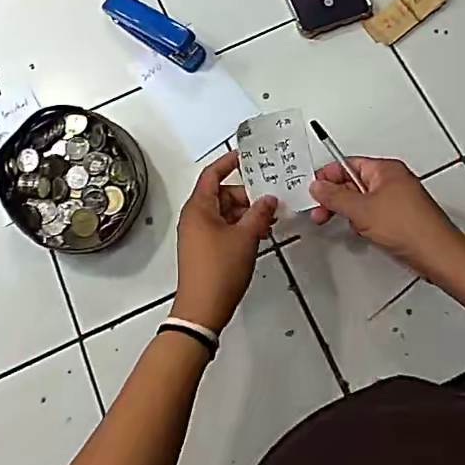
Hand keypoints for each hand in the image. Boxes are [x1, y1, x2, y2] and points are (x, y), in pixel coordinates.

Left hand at [173, 151, 275, 331]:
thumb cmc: (219, 271)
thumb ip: (259, 214)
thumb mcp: (246, 237)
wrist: (202, 308)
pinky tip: (258, 235)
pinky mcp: (203, 248)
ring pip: (224, 212)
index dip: (228, 163)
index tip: (244, 157)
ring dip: (245, 214)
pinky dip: (239, 227)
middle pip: (221, 194)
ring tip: (269, 220)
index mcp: (198, 208)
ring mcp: (197, 233)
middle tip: (270, 200)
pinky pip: (222, 228)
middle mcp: (194, 217)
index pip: (212, 175)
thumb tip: (268, 199)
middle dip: (246, 196)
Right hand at [308, 157, 464, 274]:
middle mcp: (392, 181)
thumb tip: (318, 186)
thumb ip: (333, 196)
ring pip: (360, 200)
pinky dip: (363, 222)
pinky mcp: (399, 218)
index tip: (315, 190)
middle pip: (351, 182)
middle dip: (335, 198)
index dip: (327, 177)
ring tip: (349, 224)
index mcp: (385, 170)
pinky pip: (371, 214)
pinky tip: (364, 232)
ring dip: (349, 212)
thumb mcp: (360, 209)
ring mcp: (397, 200)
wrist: (439, 257)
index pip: (346, 164)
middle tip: (322, 210)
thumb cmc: (412, 229)